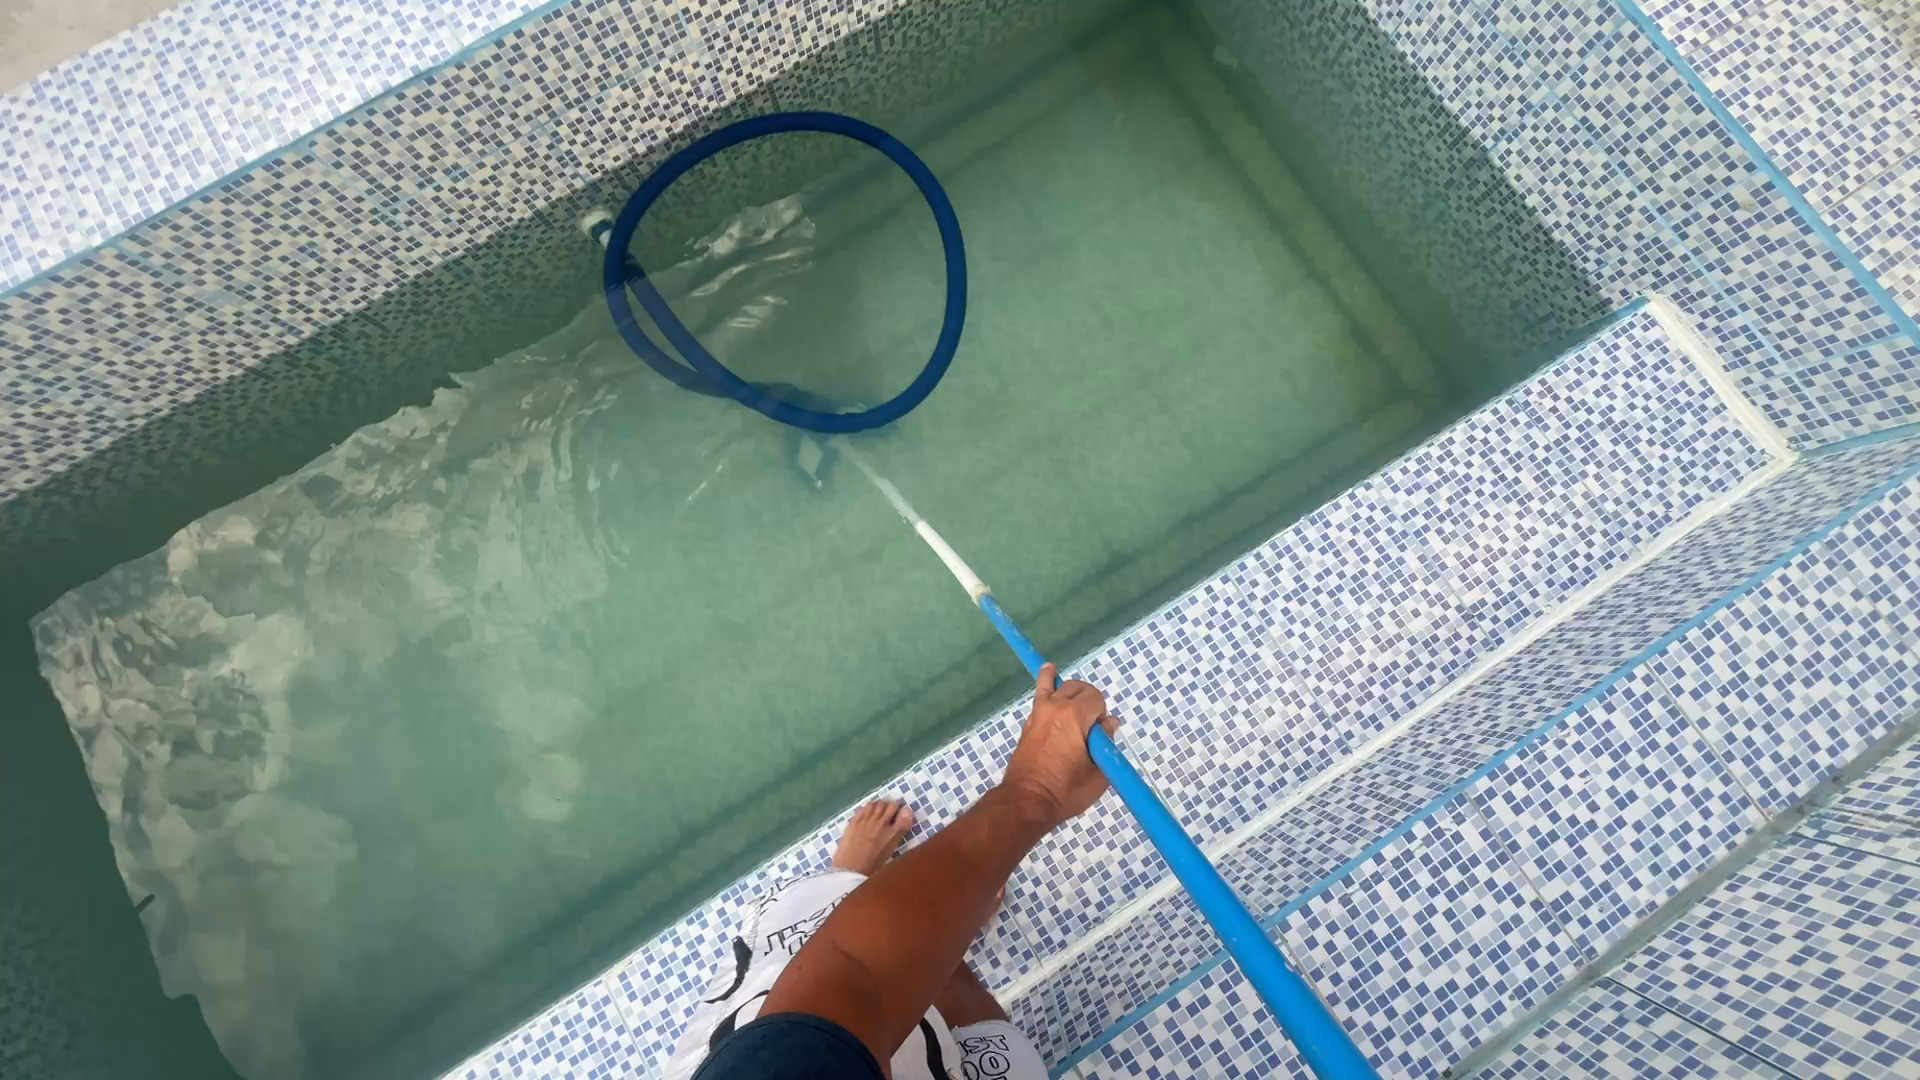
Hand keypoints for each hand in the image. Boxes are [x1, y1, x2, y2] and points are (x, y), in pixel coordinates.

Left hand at [999, 663, 1119, 828]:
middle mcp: (1056, 707)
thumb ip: (1107, 744)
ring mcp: (1040, 712)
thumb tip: (1109, 724)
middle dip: (1089, 700)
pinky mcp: (1030, 721)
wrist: (1028, 799)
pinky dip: (1046, 680)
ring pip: (1057, 686)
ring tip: (1060, 671)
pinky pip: (1040, 693)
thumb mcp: (1098, 774)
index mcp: (1075, 716)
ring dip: (1067, 685)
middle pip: (1078, 688)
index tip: (1099, 735)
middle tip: (1090, 727)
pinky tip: (1048, 670)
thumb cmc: (1066, 790)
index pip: (1096, 698)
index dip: (1102, 713)